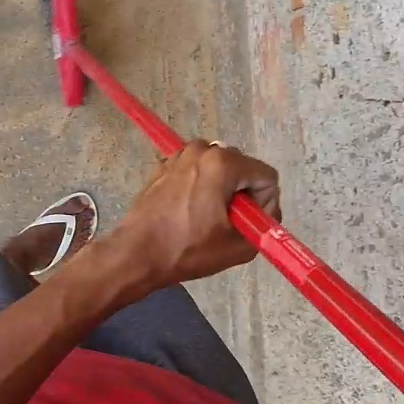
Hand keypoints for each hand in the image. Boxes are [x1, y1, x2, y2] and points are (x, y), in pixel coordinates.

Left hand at [105, 141, 279, 293]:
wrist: (136, 253)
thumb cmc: (187, 250)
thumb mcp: (239, 246)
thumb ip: (266, 226)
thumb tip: (266, 214)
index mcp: (223, 164)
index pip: (266, 177)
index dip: (264, 204)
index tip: (246, 224)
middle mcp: (203, 150)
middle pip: (243, 169)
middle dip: (242, 195)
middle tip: (226, 224)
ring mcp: (181, 154)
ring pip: (220, 169)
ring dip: (221, 190)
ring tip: (205, 219)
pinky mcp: (165, 164)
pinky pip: (198, 171)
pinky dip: (201, 187)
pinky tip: (188, 211)